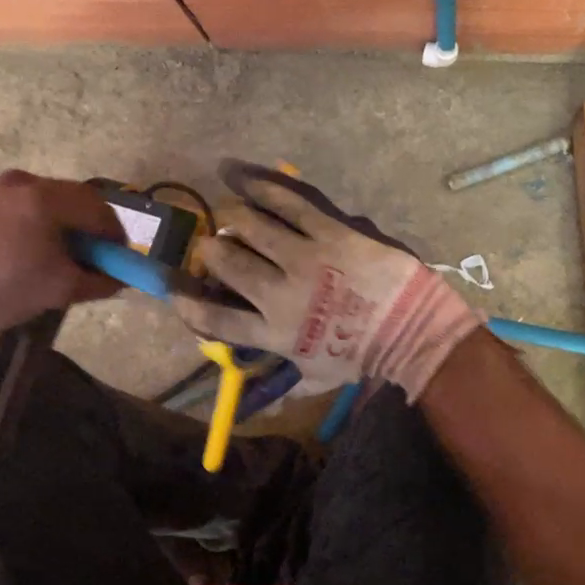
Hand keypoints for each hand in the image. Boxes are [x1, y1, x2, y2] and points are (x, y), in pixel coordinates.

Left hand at [0, 170, 124, 332]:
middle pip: (78, 199)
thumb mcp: (62, 290)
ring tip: (65, 257)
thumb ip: (102, 281)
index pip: (101, 210)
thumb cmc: (1, 288)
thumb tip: (120, 277)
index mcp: (48, 198)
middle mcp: (26, 182)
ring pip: (53, 201)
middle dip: (93, 229)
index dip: (117, 237)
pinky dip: (42, 223)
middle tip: (96, 259)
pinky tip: (36, 251)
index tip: (120, 261)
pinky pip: (28, 205)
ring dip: (68, 225)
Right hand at [170, 167, 482, 396]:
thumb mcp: (318, 377)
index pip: (215, 319)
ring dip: (234, 216)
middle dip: (212, 250)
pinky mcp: (330, 233)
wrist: (410, 329)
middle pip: (227, 263)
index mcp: (274, 333)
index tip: (175, 287)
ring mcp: (305, 259)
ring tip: (231, 211)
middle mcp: (280, 293)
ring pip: (251, 226)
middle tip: (215, 243)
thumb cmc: (363, 356)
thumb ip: (285, 386)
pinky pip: (290, 203)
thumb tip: (260, 409)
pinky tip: (242, 176)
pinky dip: (263, 187)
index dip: (187, 302)